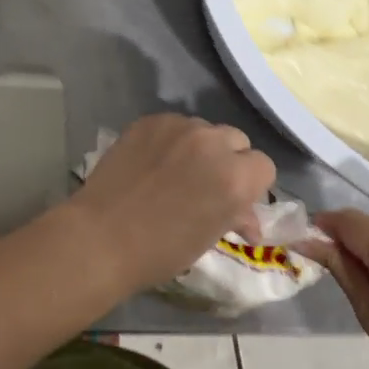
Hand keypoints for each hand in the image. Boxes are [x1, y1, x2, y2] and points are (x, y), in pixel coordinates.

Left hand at [67, 114, 274, 290]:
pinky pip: (172, 124)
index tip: (237, 199)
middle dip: (229, 159)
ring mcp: (176, 126)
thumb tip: (245, 216)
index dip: (252, 184)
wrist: (105, 233)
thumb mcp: (211, 235)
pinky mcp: (147, 120)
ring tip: (180, 170)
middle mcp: (211, 143)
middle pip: (235, 139)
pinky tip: (155, 159)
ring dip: (200, 146)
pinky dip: (171, 139)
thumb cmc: (164, 248)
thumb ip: (233, 212)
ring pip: (203, 128)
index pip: (263, 166)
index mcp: (235, 177)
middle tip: (210, 183)